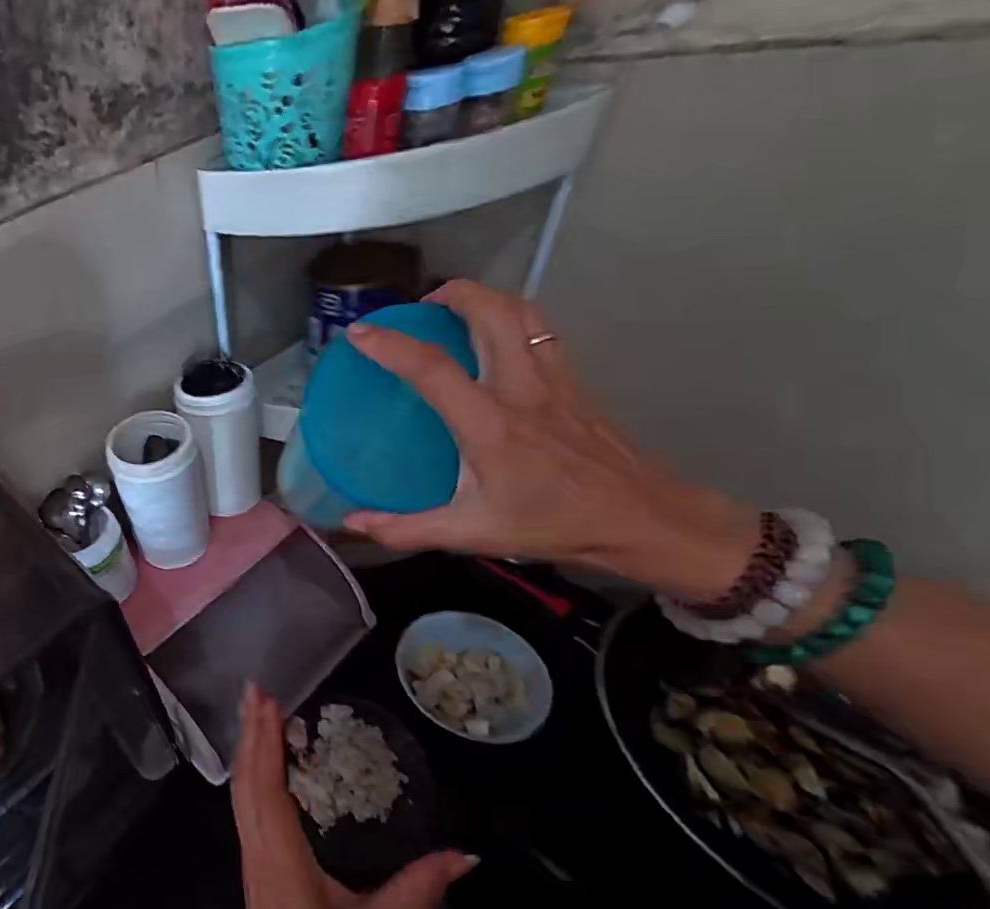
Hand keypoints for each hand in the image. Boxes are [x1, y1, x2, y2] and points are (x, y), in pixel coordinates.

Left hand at [220, 682, 476, 908]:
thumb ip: (420, 888)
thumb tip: (466, 855)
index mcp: (283, 859)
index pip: (268, 788)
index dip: (266, 741)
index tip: (267, 701)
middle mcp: (259, 851)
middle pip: (245, 781)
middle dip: (250, 731)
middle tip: (256, 689)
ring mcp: (251, 859)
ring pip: (240, 793)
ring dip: (247, 749)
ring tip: (255, 712)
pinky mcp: (254, 866)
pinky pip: (245, 808)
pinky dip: (251, 774)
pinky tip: (262, 762)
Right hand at [340, 279, 758, 601]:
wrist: (634, 517)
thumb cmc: (551, 524)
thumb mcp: (471, 534)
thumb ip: (407, 529)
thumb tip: (355, 521)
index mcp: (490, 424)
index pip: (432, 369)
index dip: (390, 345)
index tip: (360, 333)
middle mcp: (522, 388)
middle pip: (490, 311)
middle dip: (453, 292)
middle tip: (424, 304)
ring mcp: (554, 378)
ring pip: (522, 311)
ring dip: (487, 298)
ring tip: (461, 308)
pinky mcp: (575, 381)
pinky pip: (542, 330)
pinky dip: (515, 318)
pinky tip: (502, 339)